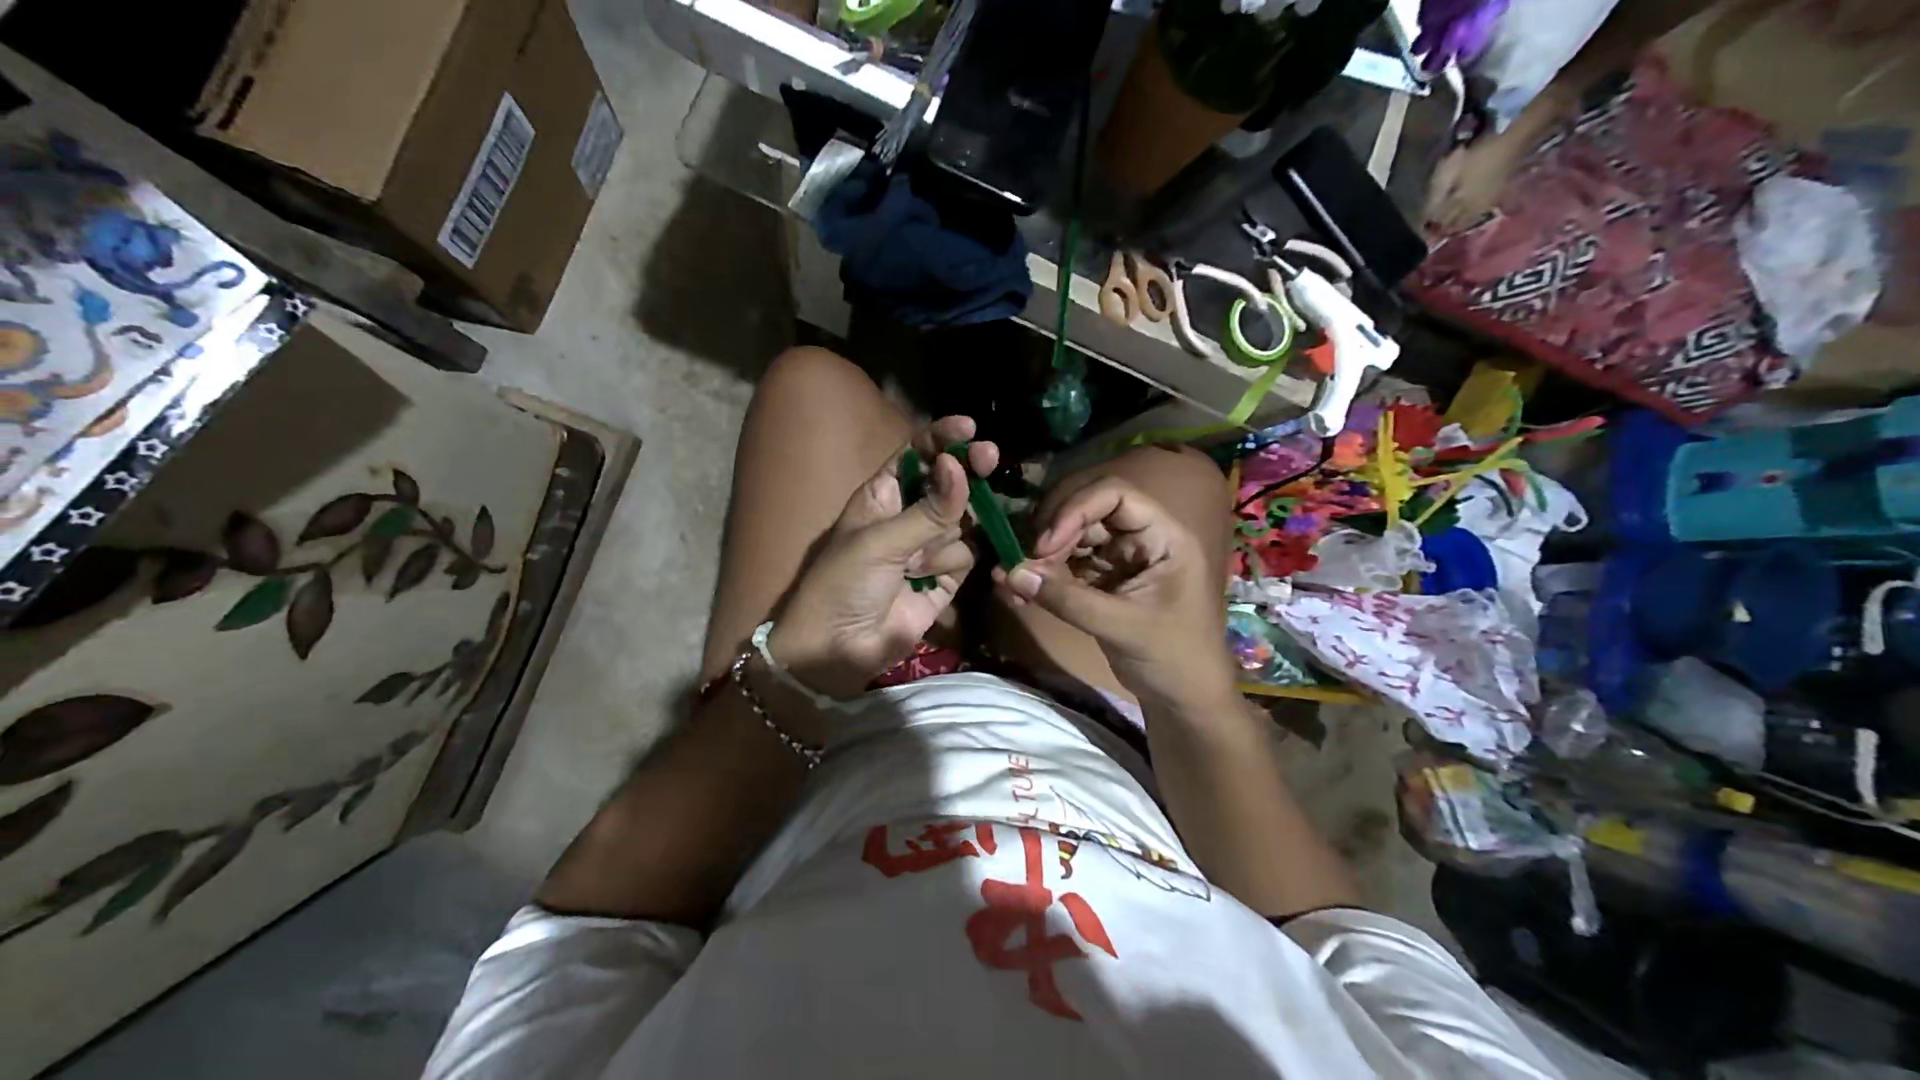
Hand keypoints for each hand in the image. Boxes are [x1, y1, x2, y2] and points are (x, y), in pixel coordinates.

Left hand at [769, 417, 999, 698]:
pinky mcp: (945, 578)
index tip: (969, 429)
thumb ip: (929, 510)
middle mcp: (909, 515)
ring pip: (962, 523)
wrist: (837, 649)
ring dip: (942, 539)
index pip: (917, 455)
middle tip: (990, 458)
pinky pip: (964, 556)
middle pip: (950, 483)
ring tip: (913, 568)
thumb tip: (960, 465)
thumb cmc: (843, 584)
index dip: (942, 440)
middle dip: (967, 472)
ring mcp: (928, 547)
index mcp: (882, 495)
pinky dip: (950, 566)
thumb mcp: (881, 542)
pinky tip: (924, 584)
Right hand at [992, 476, 1235, 711]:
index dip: (1076, 509)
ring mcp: (1120, 557)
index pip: (1115, 496)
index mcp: (1162, 535)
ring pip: (1073, 537)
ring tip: (1011, 580)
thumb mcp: (1121, 626)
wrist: (1182, 695)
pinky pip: (1068, 565)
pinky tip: (1019, 591)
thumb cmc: (1172, 656)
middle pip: (1087, 511)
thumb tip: (1011, 573)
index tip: (1045, 543)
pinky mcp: (1103, 579)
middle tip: (1023, 563)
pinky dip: (1044, 576)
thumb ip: (1067, 599)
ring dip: (1041, 556)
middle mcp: (1140, 537)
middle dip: (1052, 533)